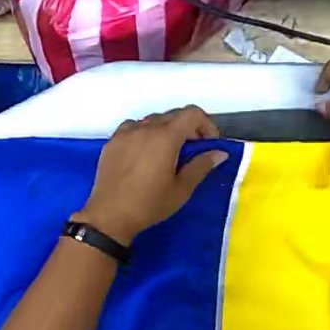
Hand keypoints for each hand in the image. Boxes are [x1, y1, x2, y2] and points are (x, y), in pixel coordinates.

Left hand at [76, 106, 229, 244]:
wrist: (110, 216)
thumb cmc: (150, 204)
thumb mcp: (181, 189)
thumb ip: (201, 166)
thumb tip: (219, 152)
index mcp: (165, 137)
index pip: (192, 113)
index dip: (206, 124)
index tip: (209, 143)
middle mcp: (145, 128)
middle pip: (173, 115)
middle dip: (188, 128)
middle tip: (192, 150)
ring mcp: (125, 132)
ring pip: (152, 120)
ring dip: (165, 129)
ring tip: (168, 152)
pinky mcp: (112, 141)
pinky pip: (132, 127)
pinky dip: (144, 132)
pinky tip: (144, 152)